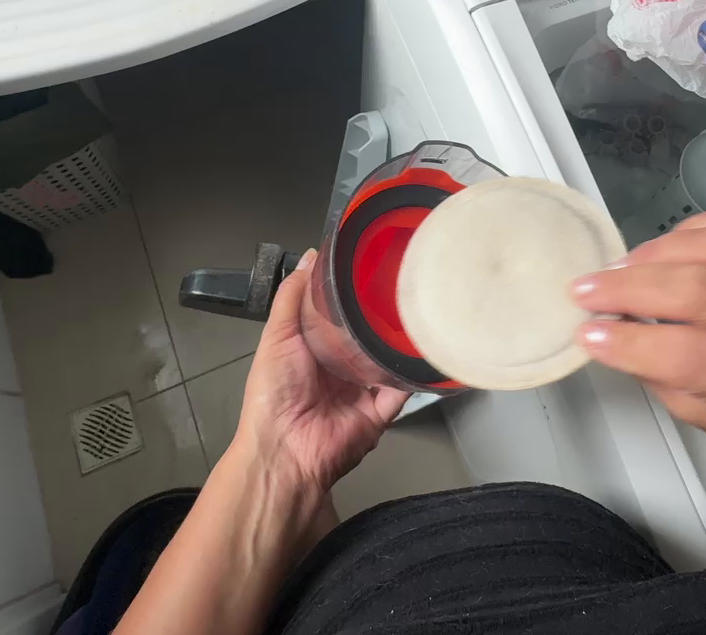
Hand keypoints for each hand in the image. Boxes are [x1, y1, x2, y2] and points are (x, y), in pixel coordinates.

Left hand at [231, 250, 408, 493]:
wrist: (285, 451)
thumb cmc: (275, 391)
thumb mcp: (277, 336)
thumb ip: (293, 297)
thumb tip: (312, 255)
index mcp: (315, 348)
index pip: (341, 313)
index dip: (354, 290)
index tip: (374, 261)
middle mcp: (342, 366)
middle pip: (368, 333)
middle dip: (383, 312)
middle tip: (407, 279)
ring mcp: (364, 387)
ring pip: (389, 355)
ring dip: (402, 337)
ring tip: (425, 303)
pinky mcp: (383, 409)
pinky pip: (404, 385)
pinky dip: (416, 369)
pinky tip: (430, 344)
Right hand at [570, 203, 705, 470]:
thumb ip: (669, 378)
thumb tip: (611, 328)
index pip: (700, 357)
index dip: (635, 343)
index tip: (588, 333)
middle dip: (633, 287)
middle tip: (586, 289)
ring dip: (656, 253)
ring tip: (621, 268)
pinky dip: (692, 230)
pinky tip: (665, 249)